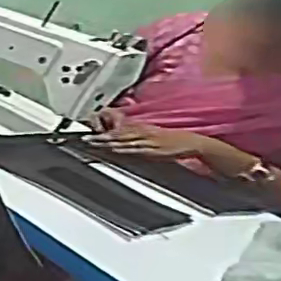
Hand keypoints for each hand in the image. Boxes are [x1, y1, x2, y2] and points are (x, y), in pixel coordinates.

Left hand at [85, 113, 225, 162]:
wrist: (195, 143)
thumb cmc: (171, 138)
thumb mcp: (151, 132)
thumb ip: (133, 134)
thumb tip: (115, 137)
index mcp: (141, 128)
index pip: (117, 129)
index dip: (101, 131)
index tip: (87, 134)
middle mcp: (142, 134)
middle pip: (116, 135)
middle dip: (100, 138)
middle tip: (84, 139)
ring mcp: (148, 142)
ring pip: (124, 142)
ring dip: (108, 143)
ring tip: (94, 144)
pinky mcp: (155, 151)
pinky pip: (137, 150)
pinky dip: (125, 149)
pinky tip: (115, 150)